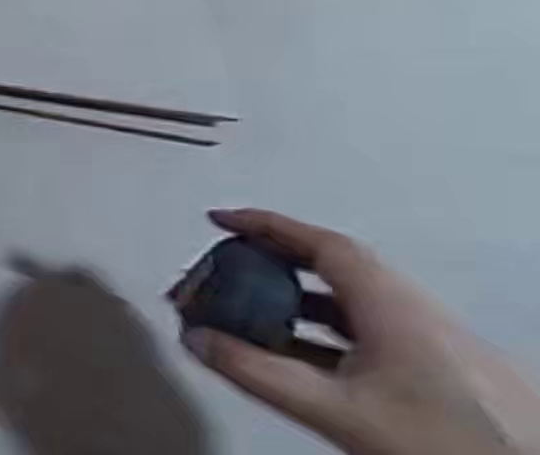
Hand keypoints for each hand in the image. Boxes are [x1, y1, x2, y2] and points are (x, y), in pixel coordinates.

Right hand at [181, 209, 539, 454]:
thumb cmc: (451, 446)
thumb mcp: (337, 409)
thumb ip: (255, 370)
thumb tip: (195, 338)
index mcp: (395, 307)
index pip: (320, 242)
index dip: (264, 224)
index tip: (221, 219)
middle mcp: (422, 315)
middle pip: (333, 266)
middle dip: (271, 260)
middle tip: (229, 264)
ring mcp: (444, 348)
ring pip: (353, 301)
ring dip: (296, 297)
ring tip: (254, 311)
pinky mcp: (455, 377)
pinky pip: (373, 330)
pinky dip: (325, 327)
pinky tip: (303, 355)